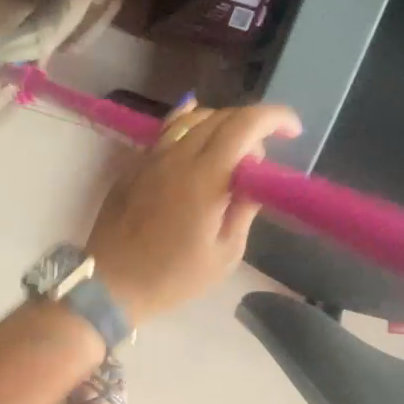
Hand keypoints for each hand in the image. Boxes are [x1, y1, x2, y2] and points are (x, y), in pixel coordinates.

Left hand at [86, 102, 299, 325]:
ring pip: (188, 121)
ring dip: (217, 125)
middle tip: (261, 154)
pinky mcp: (130, 170)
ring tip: (230, 149)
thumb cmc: (171, 278)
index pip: (244, 125)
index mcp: (204, 177)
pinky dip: (186, 129)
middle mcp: (174, 158)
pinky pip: (162, 136)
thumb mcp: (224, 253)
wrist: (109, 285)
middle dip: (249, 124)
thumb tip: (253, 178)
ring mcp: (148, 161)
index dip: (275, 118)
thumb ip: (244, 208)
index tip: (293, 132)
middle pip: (218, 117)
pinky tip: (195, 140)